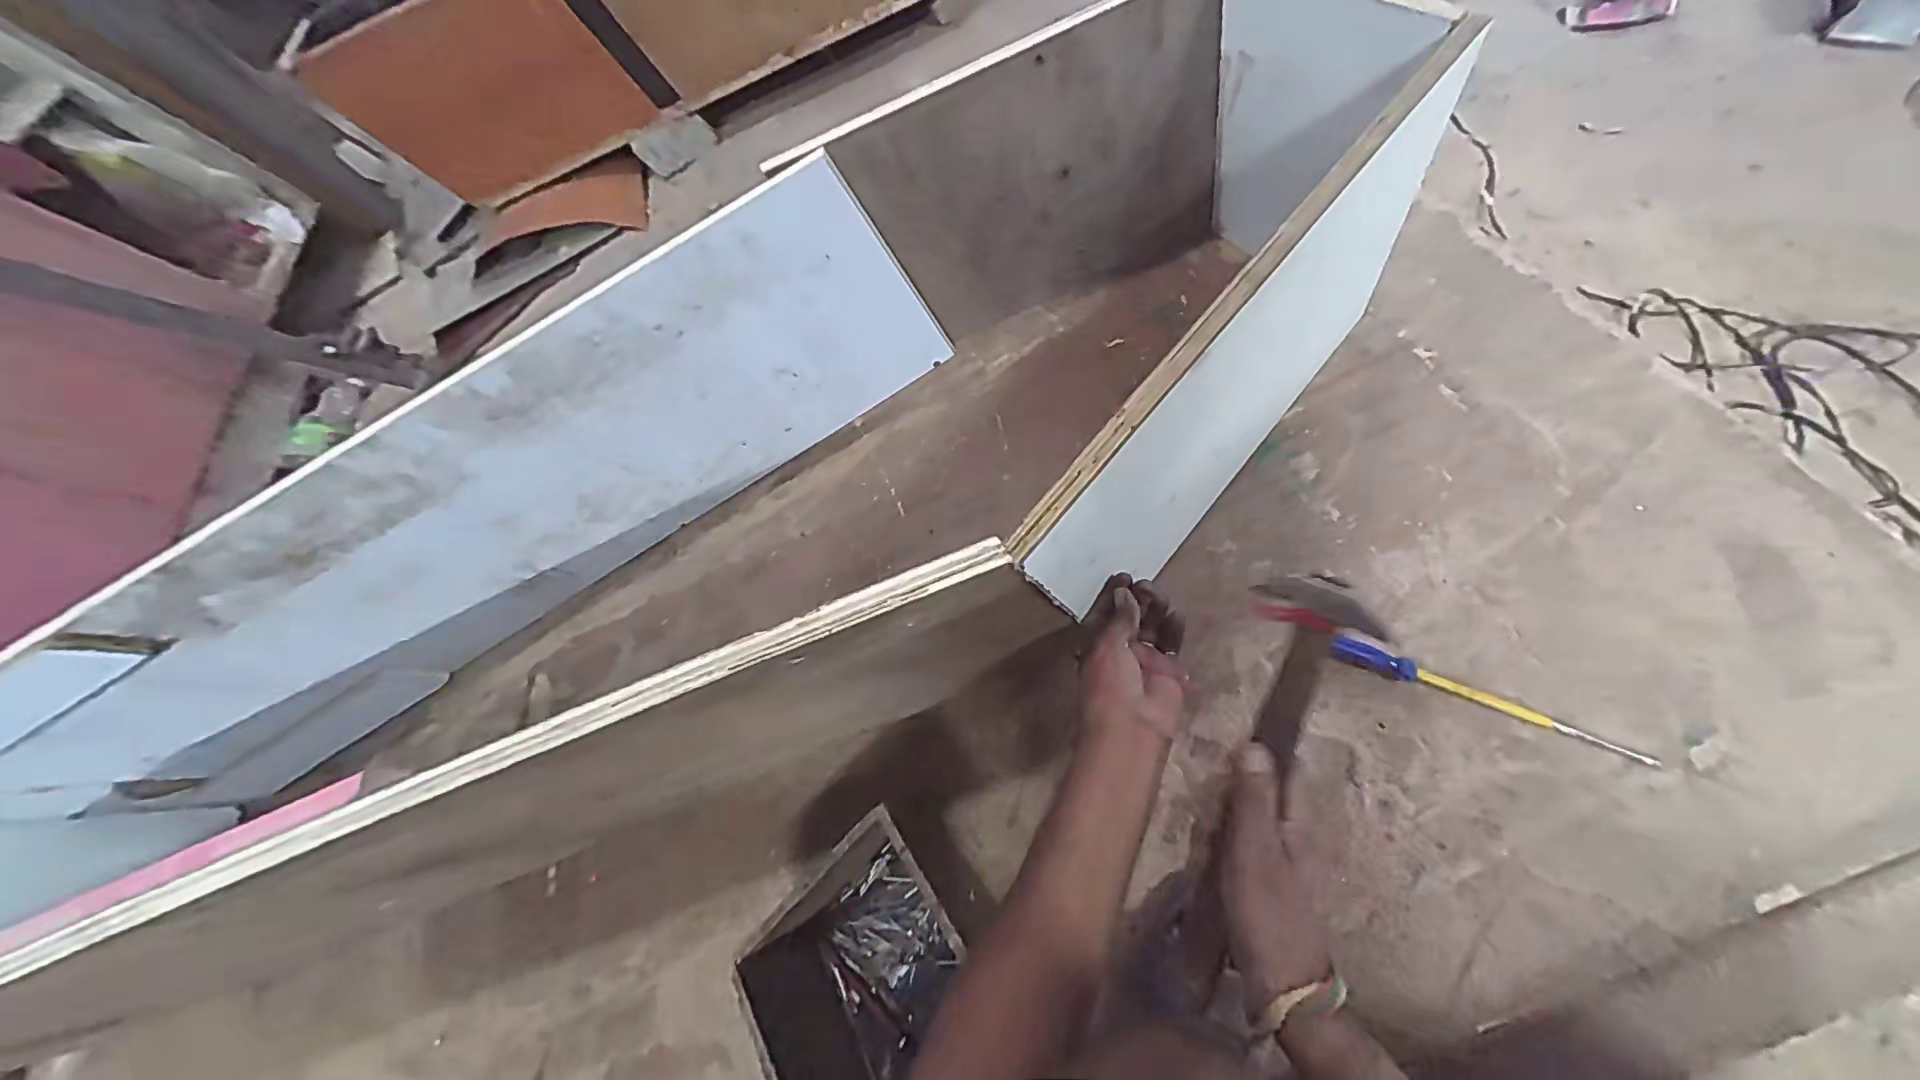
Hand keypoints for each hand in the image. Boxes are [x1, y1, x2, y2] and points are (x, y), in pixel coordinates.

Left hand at [1081, 574, 1186, 739]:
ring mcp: (1145, 661)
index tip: (1124, 577)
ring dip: (1156, 610)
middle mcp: (1120, 651)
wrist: (1133, 728)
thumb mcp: (1107, 647)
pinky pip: (1172, 644)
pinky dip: (1175, 628)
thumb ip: (1120, 619)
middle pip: (1131, 618)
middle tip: (1146, 586)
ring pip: (1153, 627)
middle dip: (1137, 600)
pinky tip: (1176, 614)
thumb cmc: (1109, 686)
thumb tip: (1124, 594)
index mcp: (1096, 646)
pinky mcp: (1168, 670)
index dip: (1113, 596)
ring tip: (1160, 597)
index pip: (1105, 614)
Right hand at [1222, 743, 1331, 1010]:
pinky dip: (1222, 852)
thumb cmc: (1267, 911)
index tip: (1224, 765)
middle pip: (1259, 793)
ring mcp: (1283, 859)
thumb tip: (1255, 746)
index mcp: (1300, 822)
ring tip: (1206, 851)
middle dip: (1228, 800)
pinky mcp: (1267, 880)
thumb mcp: (1253, 848)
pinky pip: (1239, 848)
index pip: (1287, 769)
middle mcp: (1296, 834)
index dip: (1258, 759)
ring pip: (1244, 821)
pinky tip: (1209, 870)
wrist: (1282, 985)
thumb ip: (1252, 798)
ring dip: (1220, 828)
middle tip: (1210, 822)